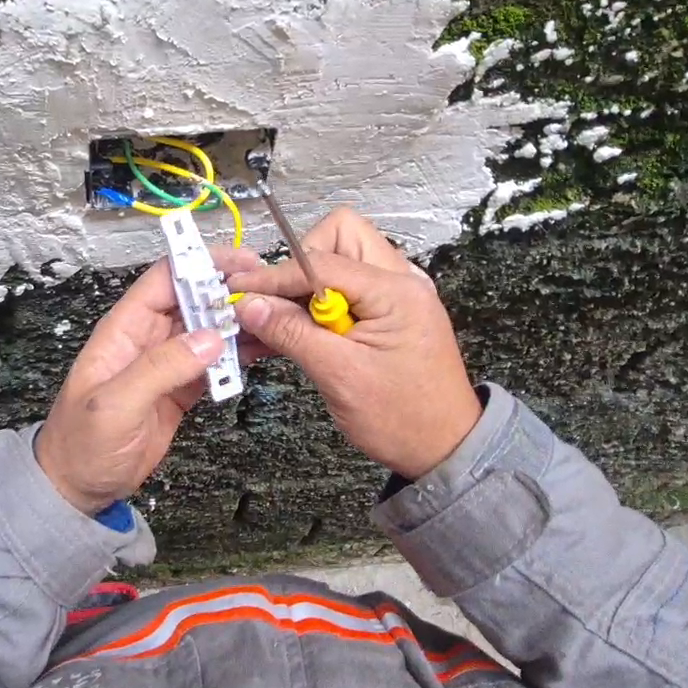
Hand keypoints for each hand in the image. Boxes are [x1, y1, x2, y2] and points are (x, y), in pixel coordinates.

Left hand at [37, 247, 263, 513]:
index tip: (239, 262)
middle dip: (229, 290)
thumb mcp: (115, 404)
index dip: (200, 265)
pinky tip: (264, 349)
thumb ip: (159, 369)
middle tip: (269, 291)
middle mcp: (147, 339)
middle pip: (193, 299)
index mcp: (124, 330)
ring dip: (239, 322)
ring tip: (276, 319)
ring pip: (208, 329)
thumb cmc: (81, 445)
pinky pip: (215, 362)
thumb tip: (208, 339)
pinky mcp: (182, 388)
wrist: (78, 488)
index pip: (164, 280)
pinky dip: (239, 355)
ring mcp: (166, 363)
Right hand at [226, 208, 481, 480]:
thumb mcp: (339, 376)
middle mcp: (399, 281)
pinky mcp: (386, 312)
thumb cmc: (405, 419)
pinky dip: (315, 305)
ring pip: (338, 260)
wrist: (445, 450)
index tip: (242, 291)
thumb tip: (249, 305)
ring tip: (278, 325)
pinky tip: (290, 334)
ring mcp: (395, 294)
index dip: (275, 276)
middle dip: (299, 265)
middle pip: (338, 237)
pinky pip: (344, 289)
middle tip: (277, 304)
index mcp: (396, 291)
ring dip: (304, 287)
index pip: (320, 260)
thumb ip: (291, 333)